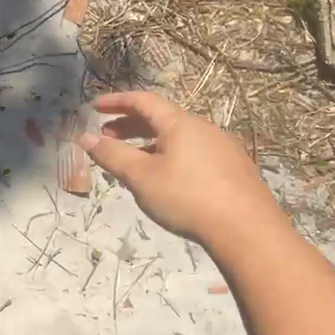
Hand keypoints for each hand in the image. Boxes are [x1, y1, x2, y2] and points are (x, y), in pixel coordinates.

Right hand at [79, 91, 285, 249]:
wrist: (251, 233)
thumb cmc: (188, 198)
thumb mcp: (140, 176)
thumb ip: (111, 154)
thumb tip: (84, 137)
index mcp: (181, 124)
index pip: (143, 101)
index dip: (116, 101)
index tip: (93, 107)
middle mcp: (205, 130)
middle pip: (161, 118)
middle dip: (129, 124)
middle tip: (106, 137)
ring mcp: (224, 150)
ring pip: (178, 137)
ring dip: (148, 142)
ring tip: (131, 160)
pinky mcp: (235, 170)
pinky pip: (194, 152)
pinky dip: (169, 154)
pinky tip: (164, 177)